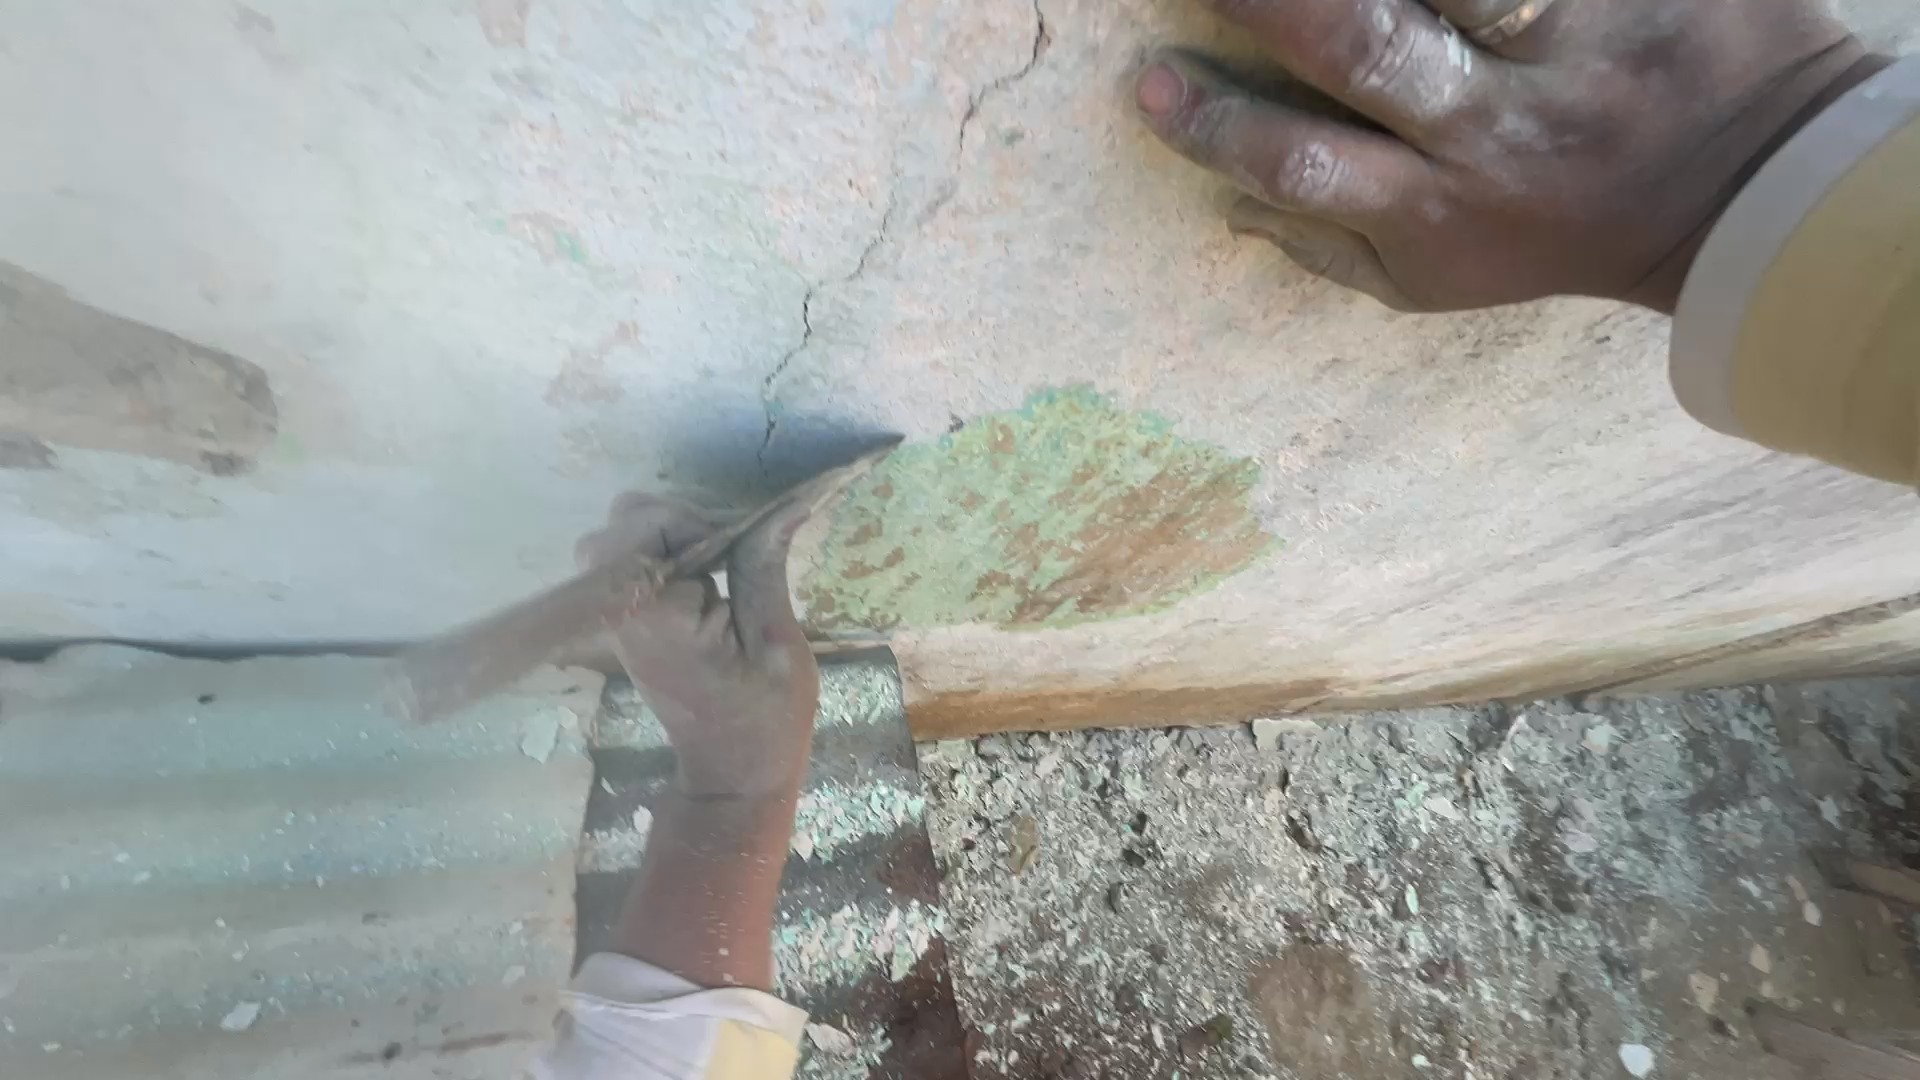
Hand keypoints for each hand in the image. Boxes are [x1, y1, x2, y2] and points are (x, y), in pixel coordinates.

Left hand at [576, 494, 818, 798]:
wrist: (732, 771)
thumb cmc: (766, 716)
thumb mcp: (778, 642)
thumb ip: (764, 568)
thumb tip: (786, 506)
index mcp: (657, 618)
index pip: (649, 528)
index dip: (699, 524)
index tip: (743, 552)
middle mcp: (622, 613)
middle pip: (621, 523)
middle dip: (679, 522)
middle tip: (730, 554)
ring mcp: (618, 617)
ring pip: (619, 536)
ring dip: (670, 534)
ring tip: (718, 564)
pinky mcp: (627, 620)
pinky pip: (629, 559)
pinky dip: (665, 550)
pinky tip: (705, 575)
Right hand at [1134, 0, 1890, 312]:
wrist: (1726, 195)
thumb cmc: (1540, 246)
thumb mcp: (1422, 287)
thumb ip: (1326, 250)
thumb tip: (1233, 210)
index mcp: (1423, 209)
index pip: (1295, 164)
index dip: (1215, 127)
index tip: (1148, 89)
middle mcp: (1482, 125)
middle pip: (1359, 47)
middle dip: (1271, 1)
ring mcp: (1566, 41)